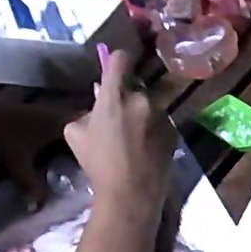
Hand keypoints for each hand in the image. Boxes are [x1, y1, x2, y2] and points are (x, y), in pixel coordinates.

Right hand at [61, 50, 164, 211]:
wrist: (132, 193)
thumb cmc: (99, 163)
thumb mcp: (76, 133)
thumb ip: (87, 109)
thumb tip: (97, 101)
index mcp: (114, 95)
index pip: (120, 58)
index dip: (117, 60)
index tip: (115, 67)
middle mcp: (142, 99)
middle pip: (136, 85)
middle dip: (128, 94)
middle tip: (120, 113)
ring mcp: (162, 116)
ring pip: (150, 105)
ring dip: (142, 113)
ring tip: (134, 136)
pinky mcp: (174, 133)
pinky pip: (162, 122)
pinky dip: (154, 129)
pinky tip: (146, 147)